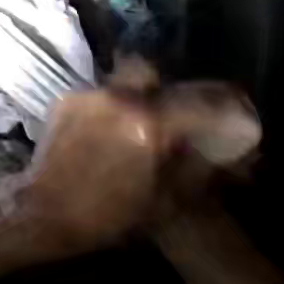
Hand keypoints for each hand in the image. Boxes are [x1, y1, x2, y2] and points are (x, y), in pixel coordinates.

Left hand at [9, 60, 259, 262]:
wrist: (48, 208)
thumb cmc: (112, 214)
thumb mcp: (169, 199)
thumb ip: (201, 166)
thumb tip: (233, 155)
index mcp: (148, 122)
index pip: (199, 98)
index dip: (224, 102)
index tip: (235, 110)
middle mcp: (116, 98)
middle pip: (150, 69)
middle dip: (168, 84)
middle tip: (178, 108)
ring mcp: (86, 94)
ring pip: (121, 80)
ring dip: (137, 95)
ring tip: (143, 121)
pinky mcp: (65, 99)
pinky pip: (99, 93)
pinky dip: (112, 105)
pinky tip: (112, 129)